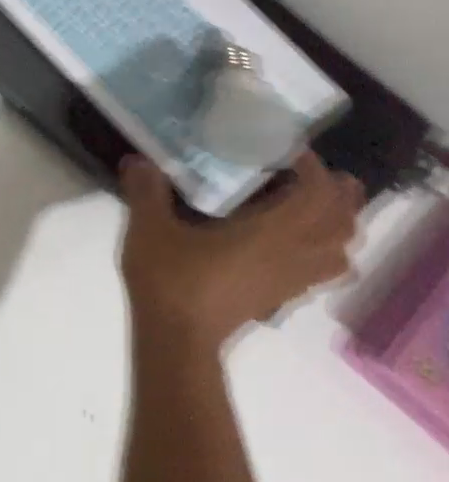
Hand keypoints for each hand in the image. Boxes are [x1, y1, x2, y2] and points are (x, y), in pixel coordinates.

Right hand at [119, 152, 362, 352]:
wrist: (178, 332)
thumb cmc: (168, 277)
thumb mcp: (147, 228)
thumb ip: (146, 191)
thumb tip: (139, 160)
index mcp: (270, 233)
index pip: (315, 195)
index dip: (312, 169)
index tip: (287, 149)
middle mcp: (294, 253)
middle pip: (341, 222)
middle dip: (338, 193)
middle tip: (312, 172)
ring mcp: (294, 277)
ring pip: (341, 247)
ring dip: (340, 223)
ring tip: (317, 206)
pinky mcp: (285, 293)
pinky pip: (327, 268)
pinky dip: (328, 249)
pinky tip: (301, 244)